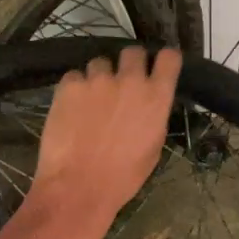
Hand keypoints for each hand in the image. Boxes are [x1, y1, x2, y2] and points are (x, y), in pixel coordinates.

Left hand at [27, 46, 182, 228]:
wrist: (78, 187)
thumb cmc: (123, 176)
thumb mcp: (153, 146)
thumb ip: (153, 115)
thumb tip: (147, 104)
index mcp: (156, 96)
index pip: (169, 57)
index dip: (163, 60)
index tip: (158, 67)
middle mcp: (130, 80)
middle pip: (133, 52)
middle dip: (128, 63)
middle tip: (121, 83)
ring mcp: (98, 79)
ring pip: (99, 63)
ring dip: (98, 77)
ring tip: (90, 101)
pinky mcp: (69, 85)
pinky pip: (74, 77)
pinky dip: (74, 89)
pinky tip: (71, 109)